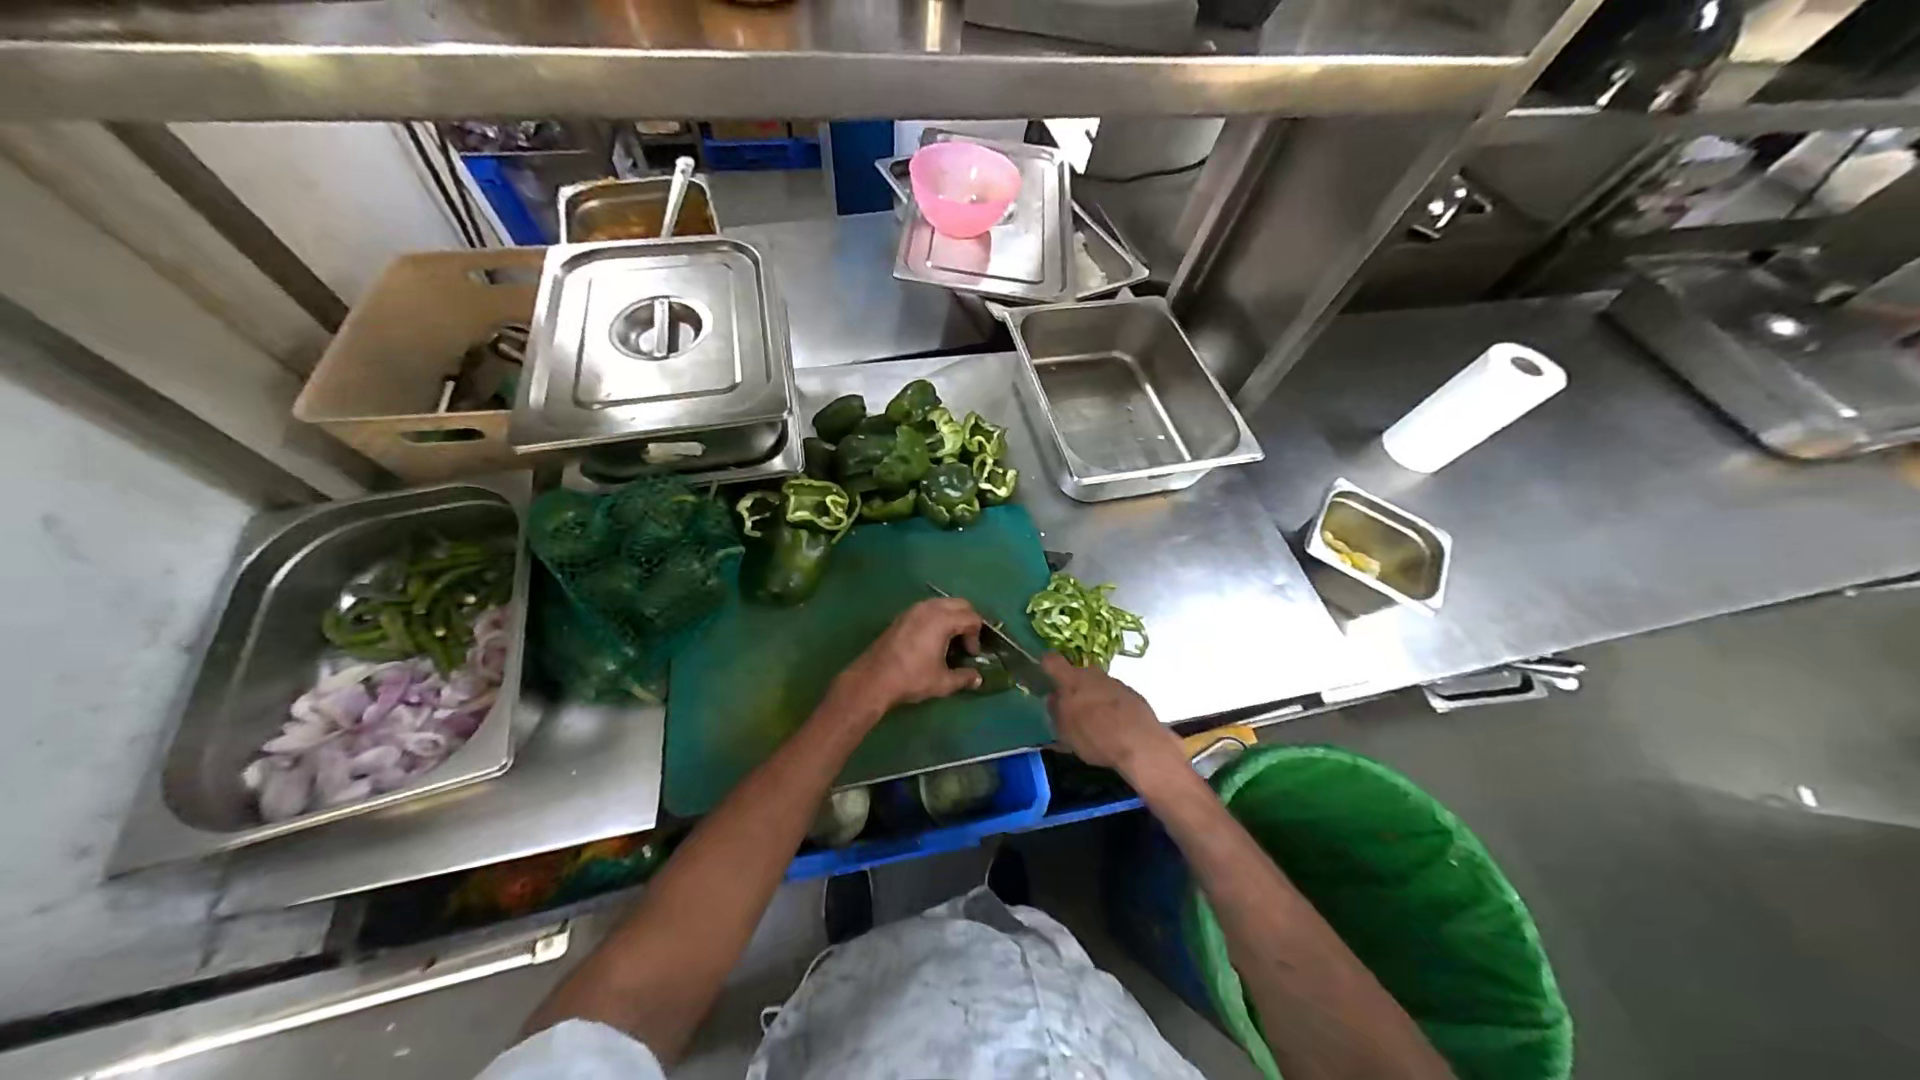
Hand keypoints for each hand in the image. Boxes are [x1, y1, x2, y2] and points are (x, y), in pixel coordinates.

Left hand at [829, 598, 984, 719]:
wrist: (873, 680)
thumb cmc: (911, 678)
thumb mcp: (942, 682)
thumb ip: (964, 678)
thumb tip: (978, 678)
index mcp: (942, 620)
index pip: (972, 618)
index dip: (976, 636)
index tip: (970, 654)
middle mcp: (929, 608)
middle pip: (960, 604)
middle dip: (968, 621)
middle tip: (966, 643)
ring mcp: (913, 609)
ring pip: (942, 603)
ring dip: (952, 617)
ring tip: (951, 640)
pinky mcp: (902, 616)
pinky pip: (928, 608)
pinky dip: (937, 617)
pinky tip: (932, 638)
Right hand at [1044, 654, 1181, 778]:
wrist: (1141, 744)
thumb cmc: (1095, 737)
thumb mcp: (1065, 732)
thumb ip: (1056, 711)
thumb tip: (1054, 698)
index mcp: (1071, 681)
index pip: (1052, 661)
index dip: (1046, 665)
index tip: (1044, 674)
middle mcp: (1093, 674)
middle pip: (1077, 673)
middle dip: (1073, 686)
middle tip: (1072, 708)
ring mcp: (1115, 682)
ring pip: (1097, 684)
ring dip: (1093, 696)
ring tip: (1095, 722)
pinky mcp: (1132, 694)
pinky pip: (1114, 695)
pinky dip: (1111, 705)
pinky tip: (1114, 726)